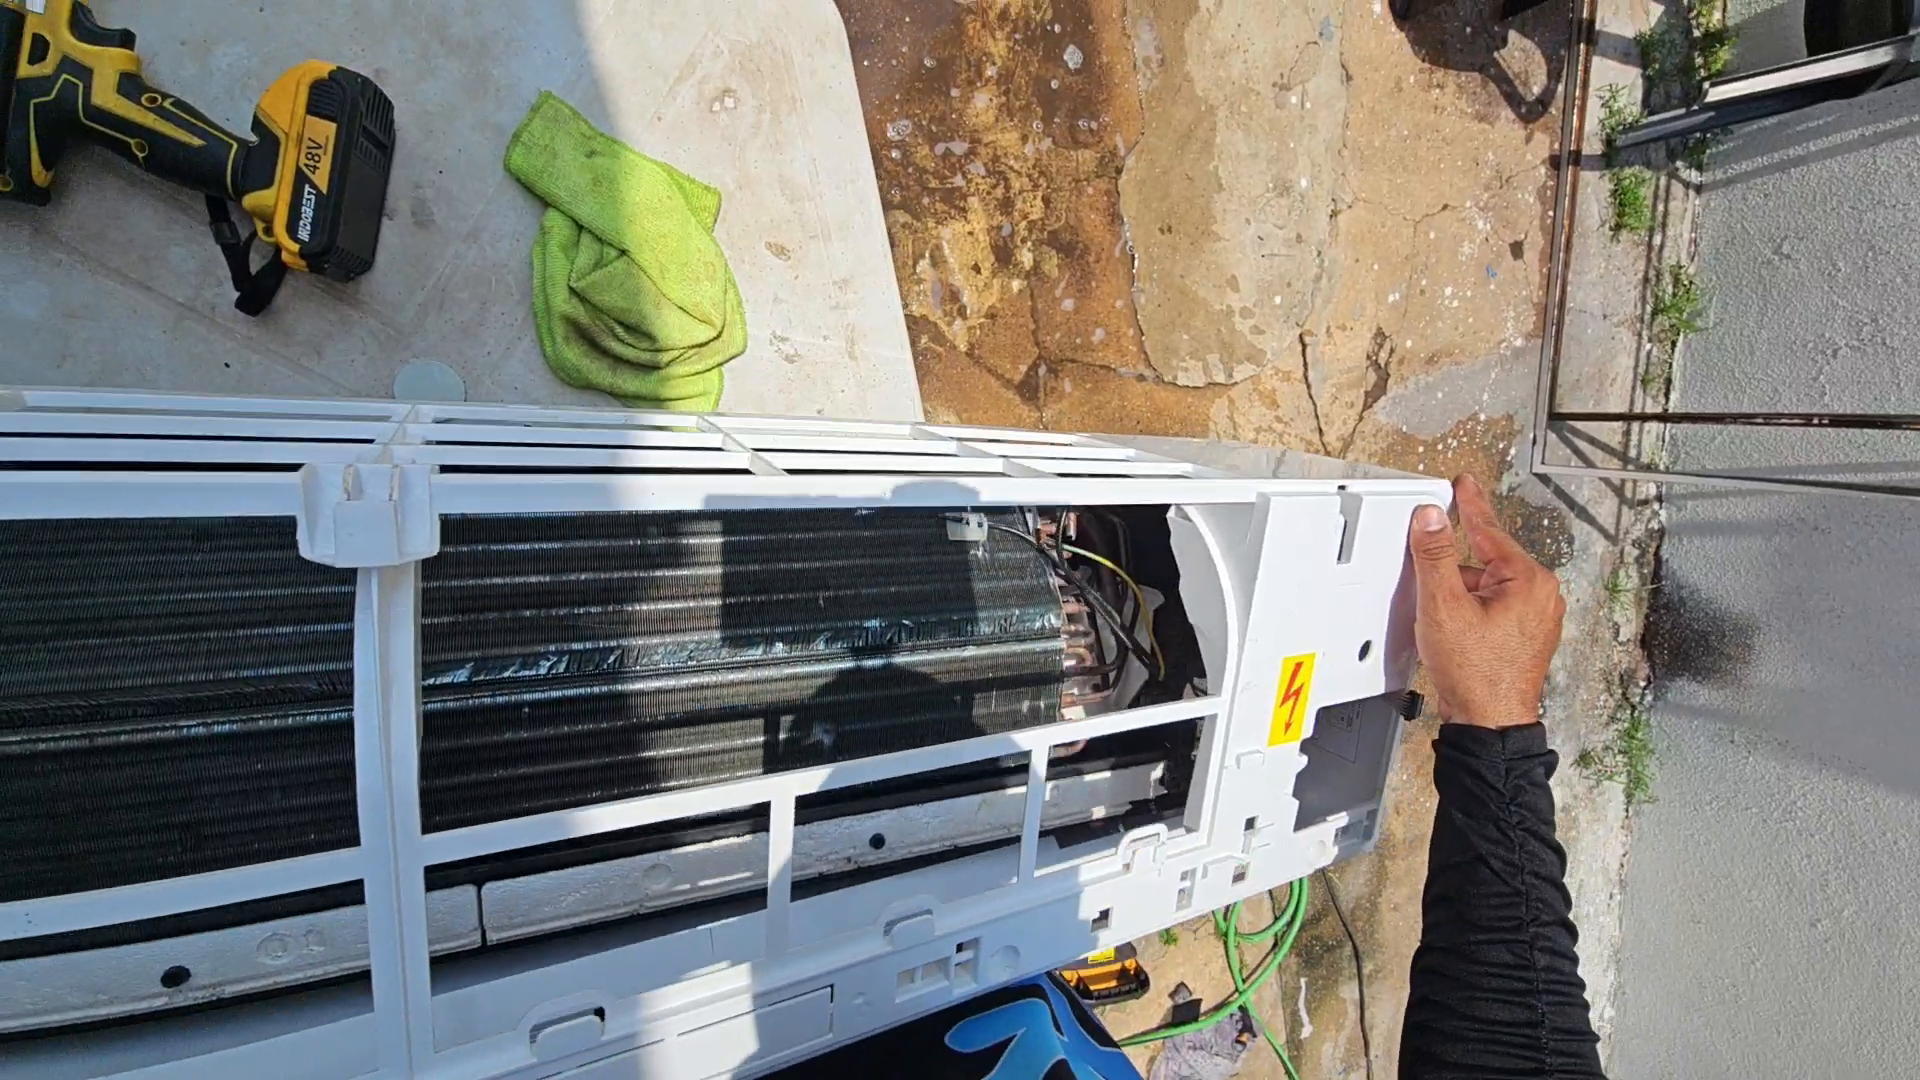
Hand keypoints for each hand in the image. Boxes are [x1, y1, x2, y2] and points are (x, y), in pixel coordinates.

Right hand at [1407, 474, 1564, 727]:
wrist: (1488, 718)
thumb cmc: (1475, 670)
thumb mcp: (1443, 605)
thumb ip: (1435, 556)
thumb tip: (1432, 519)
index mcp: (1529, 581)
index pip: (1490, 531)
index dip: (1470, 505)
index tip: (1464, 484)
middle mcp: (1540, 595)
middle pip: (1481, 561)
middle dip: (1450, 572)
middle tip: (1433, 594)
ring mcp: (1534, 616)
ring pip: (1482, 585)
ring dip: (1456, 596)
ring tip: (1443, 627)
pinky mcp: (1522, 633)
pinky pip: (1488, 604)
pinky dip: (1465, 610)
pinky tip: (1452, 632)